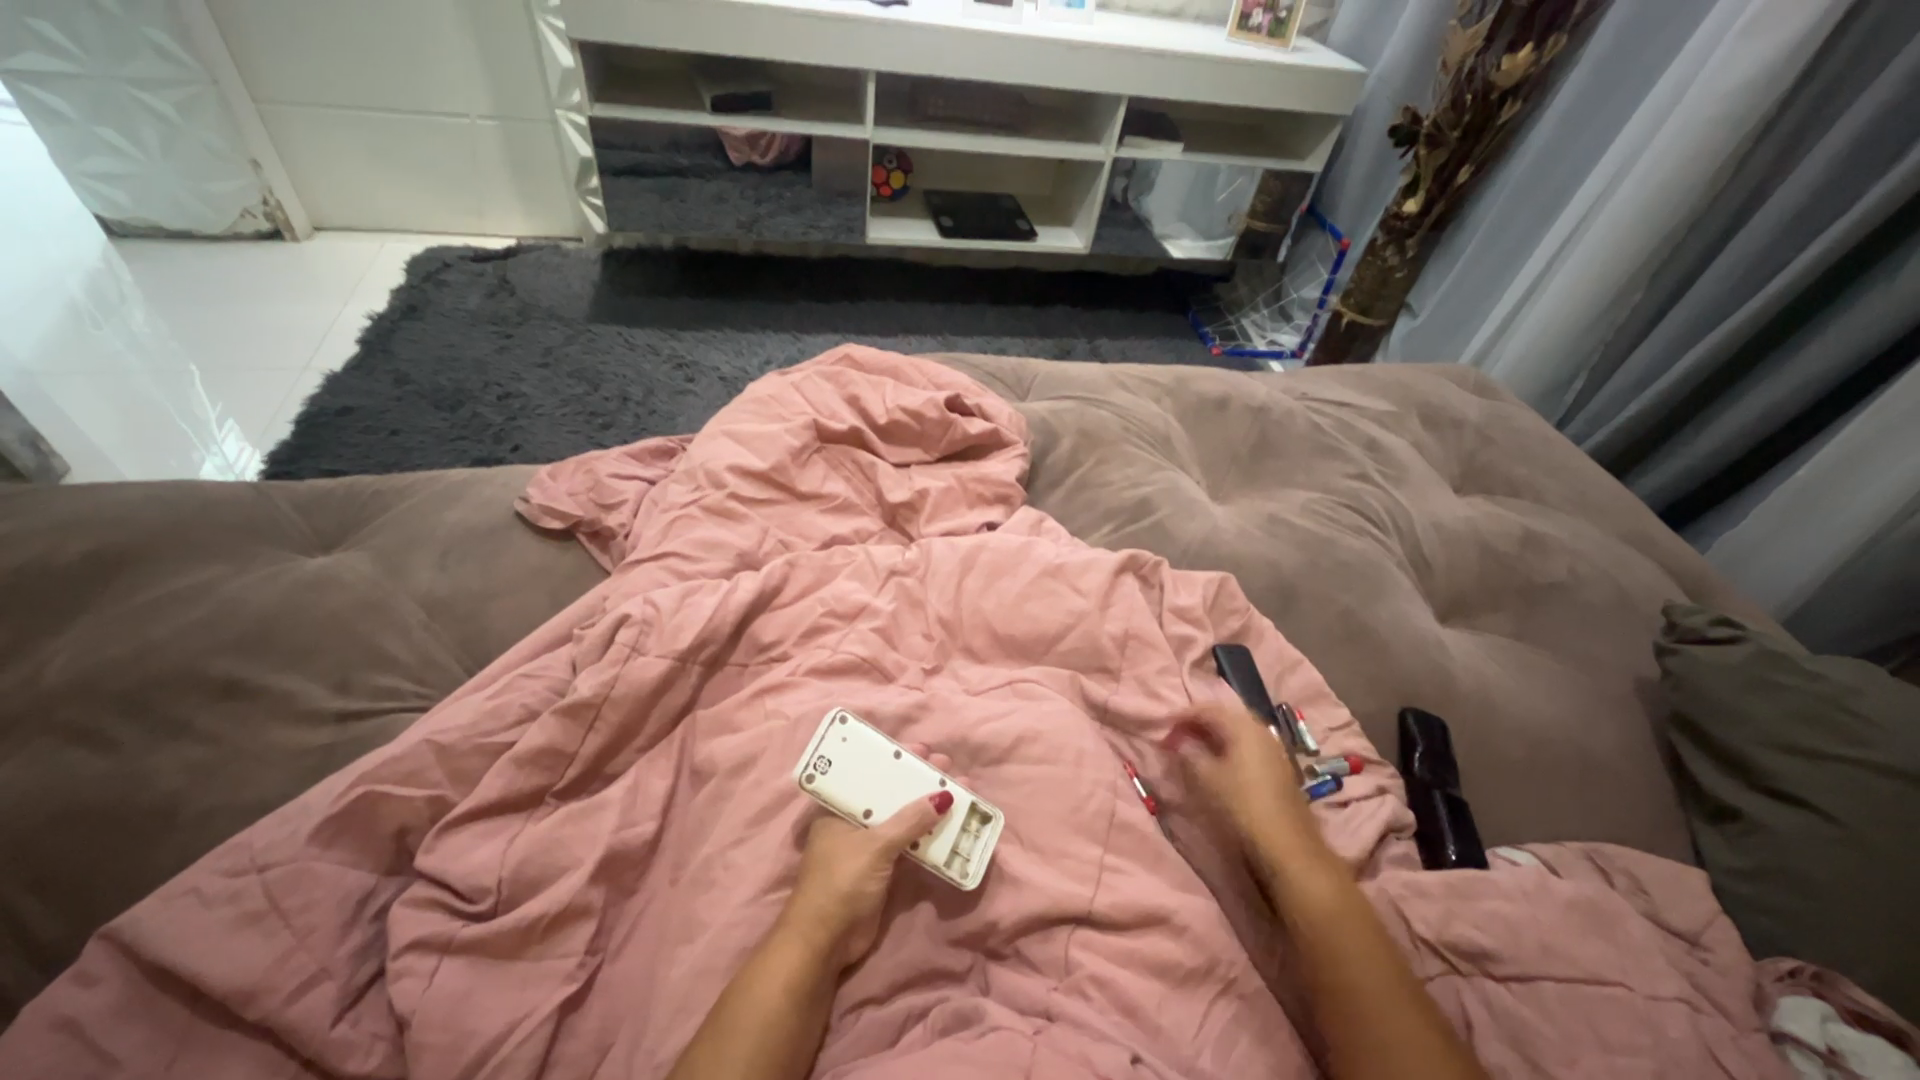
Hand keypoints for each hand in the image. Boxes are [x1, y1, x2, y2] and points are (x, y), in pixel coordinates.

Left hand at [777, 745, 957, 970]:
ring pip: (903, 819)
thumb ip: (910, 821)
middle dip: (920, 782)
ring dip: (928, 808)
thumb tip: (945, 796)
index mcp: (839, 808)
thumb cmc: (840, 883)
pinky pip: (908, 843)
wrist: (824, 942)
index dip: (898, 760)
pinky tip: (950, 826)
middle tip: (949, 767)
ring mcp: (868, 846)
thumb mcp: (875, 847)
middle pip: (891, 794)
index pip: (871, 773)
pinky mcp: (881, 868)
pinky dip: (927, 835)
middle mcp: (853, 822)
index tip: (926, 751)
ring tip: (960, 791)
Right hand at [1162, 703, 1320, 859]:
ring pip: (1236, 732)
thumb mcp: (1206, 778)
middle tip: (1177, 737)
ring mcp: (1273, 748)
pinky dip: (1227, 748)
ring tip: (1192, 750)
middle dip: (1198, 724)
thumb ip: (1187, 752)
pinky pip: (1247, 746)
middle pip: (1224, 716)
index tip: (1162, 729)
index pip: (1207, 708)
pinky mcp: (1277, 766)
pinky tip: (1217, 763)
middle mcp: (1261, 730)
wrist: (1285, 843)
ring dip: (1213, 736)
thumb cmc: (1241, 805)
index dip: (1181, 716)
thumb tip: (1176, 740)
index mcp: (1243, 726)